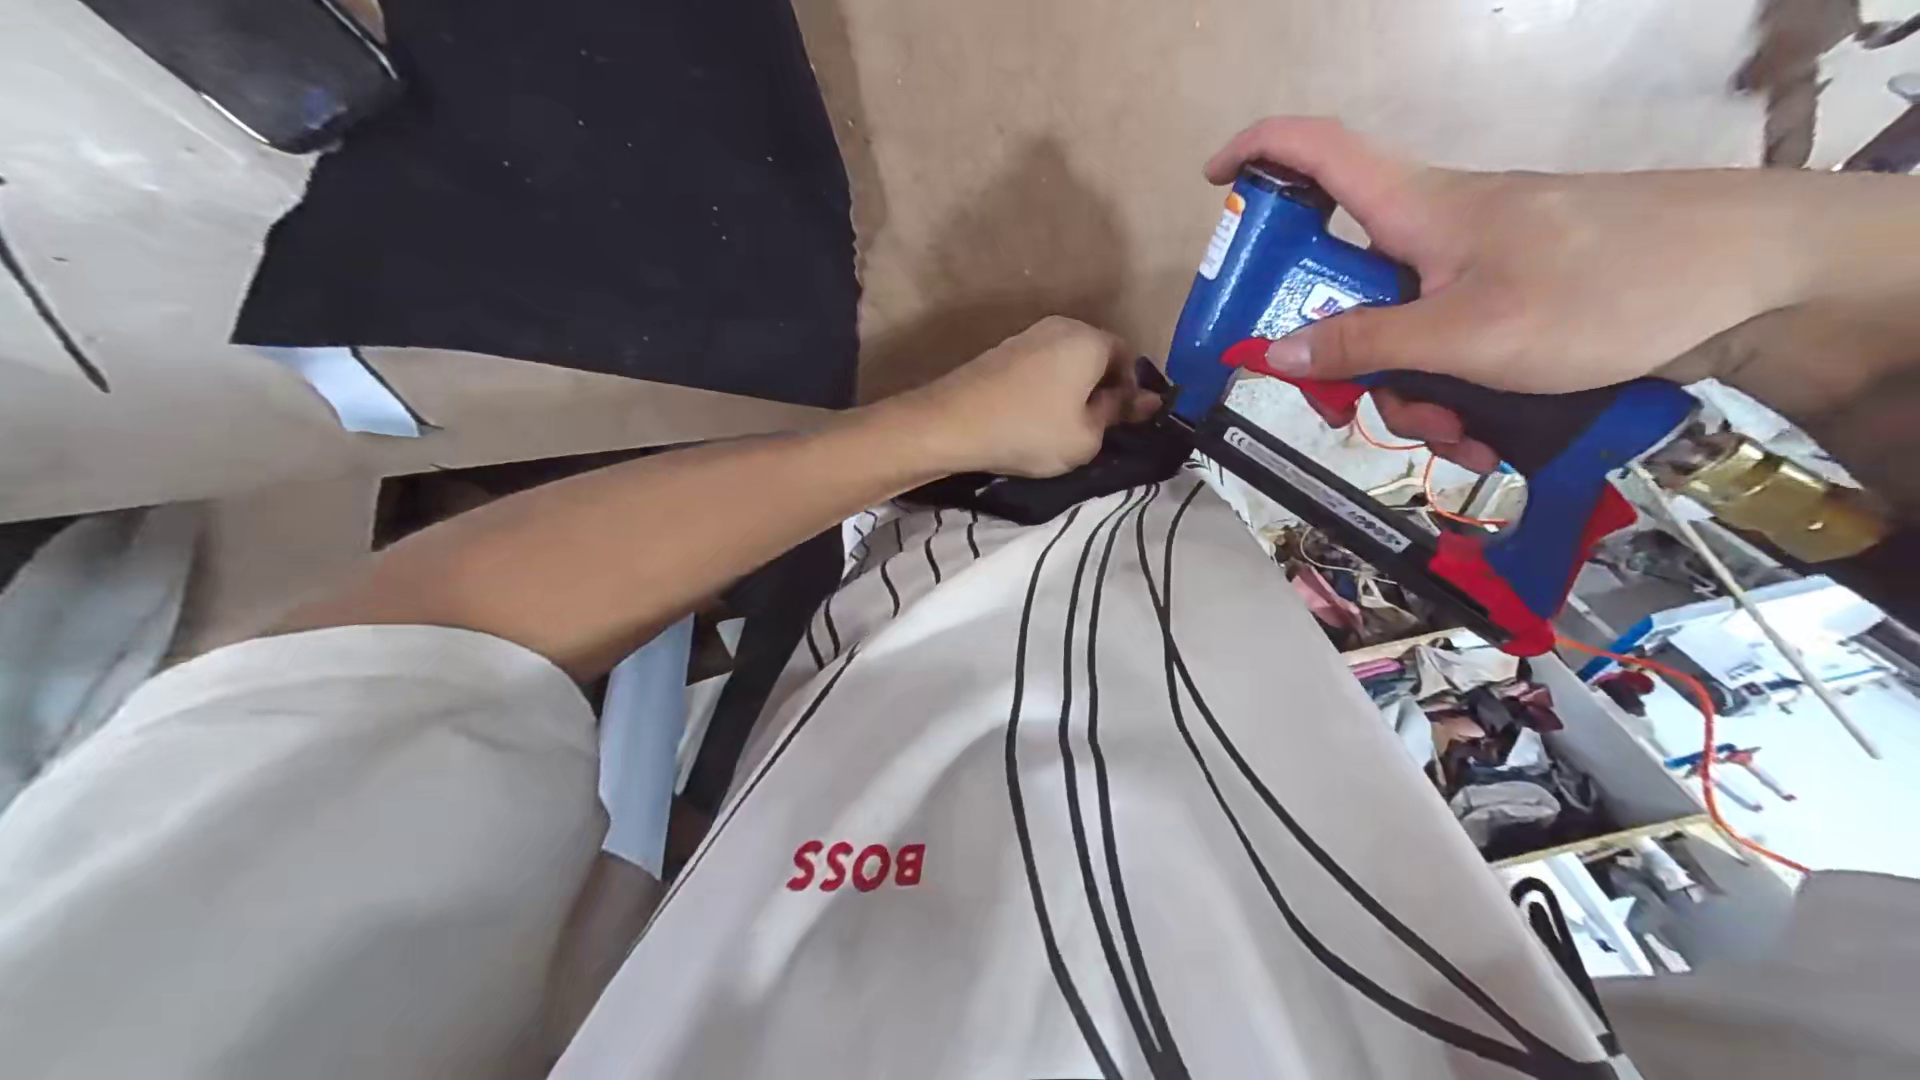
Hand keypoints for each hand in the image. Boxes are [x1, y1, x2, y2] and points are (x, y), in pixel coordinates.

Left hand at [881, 316, 1162, 477]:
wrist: (951, 424)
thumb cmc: (1030, 431)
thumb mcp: (1087, 436)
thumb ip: (1120, 414)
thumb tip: (1150, 400)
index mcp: (1090, 340)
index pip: (1129, 359)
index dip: (1132, 393)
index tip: (1121, 425)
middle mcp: (1061, 327)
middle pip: (1096, 357)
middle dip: (1102, 390)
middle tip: (1094, 429)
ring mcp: (1027, 336)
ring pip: (1066, 363)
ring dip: (1073, 391)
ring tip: (1062, 428)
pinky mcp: (1002, 352)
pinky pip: (1040, 368)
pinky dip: (1046, 390)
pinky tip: (1033, 418)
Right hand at [1203, 117, 1844, 470]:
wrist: (1759, 281)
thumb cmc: (1604, 287)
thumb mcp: (1465, 333)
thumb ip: (1361, 345)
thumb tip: (1272, 355)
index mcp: (1412, 210)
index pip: (1317, 152)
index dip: (1257, 154)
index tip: (1213, 181)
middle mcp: (1425, 237)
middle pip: (1337, 289)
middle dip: (1334, 359)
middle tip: (1340, 406)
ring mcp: (1458, 276)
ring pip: (1387, 338)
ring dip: (1403, 399)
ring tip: (1454, 435)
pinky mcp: (1493, 308)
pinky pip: (1435, 357)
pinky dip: (1445, 400)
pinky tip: (1480, 435)